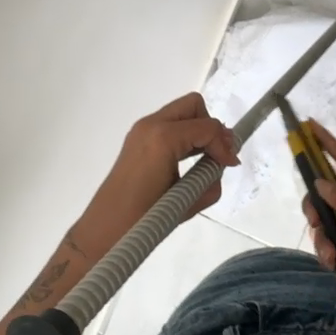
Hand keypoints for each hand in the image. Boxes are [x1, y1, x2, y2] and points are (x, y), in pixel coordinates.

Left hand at [88, 93, 239, 233]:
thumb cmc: (145, 218)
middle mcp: (151, 124)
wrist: (105, 228)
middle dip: (210, 128)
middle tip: (220, 154)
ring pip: (181, 113)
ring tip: (207, 159)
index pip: (207, 127)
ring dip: (197, 131)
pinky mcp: (137, 138)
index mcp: (164, 137)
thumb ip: (211, 179)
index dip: (224, 145)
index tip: (230, 165)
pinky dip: (184, 136)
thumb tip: (221, 164)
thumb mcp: (187, 201)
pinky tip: (188, 161)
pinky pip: (169, 126)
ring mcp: (141, 129)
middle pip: (193, 106)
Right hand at [299, 121, 335, 312]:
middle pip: (322, 192)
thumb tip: (318, 180)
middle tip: (313, 220)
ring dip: (323, 239)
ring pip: (321, 220)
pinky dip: (327, 252)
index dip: (325, 141)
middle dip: (315, 209)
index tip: (308, 124)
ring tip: (333, 255)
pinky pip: (325, 240)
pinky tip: (335, 264)